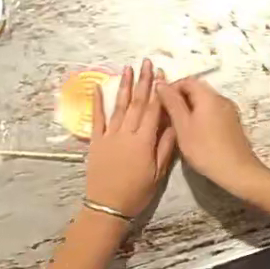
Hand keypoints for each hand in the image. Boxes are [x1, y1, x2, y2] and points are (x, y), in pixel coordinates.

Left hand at [84, 60, 176, 216]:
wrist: (107, 206)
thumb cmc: (137, 193)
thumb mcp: (158, 173)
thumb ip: (165, 147)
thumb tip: (173, 124)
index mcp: (144, 141)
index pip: (154, 110)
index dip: (159, 91)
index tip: (162, 74)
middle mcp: (127, 133)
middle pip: (137, 103)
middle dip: (143, 81)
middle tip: (147, 62)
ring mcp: (110, 136)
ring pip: (119, 106)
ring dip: (125, 86)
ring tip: (128, 68)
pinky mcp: (96, 142)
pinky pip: (97, 119)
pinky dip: (98, 102)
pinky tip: (100, 88)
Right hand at [157, 77, 263, 191]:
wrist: (237, 170)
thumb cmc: (205, 149)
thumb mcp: (183, 126)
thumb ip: (171, 103)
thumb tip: (160, 83)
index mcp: (208, 96)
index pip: (187, 80)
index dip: (171, 88)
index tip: (160, 103)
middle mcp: (221, 98)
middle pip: (197, 90)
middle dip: (180, 99)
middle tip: (167, 116)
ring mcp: (229, 111)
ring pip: (205, 102)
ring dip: (190, 109)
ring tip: (179, 126)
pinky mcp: (233, 123)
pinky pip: (213, 112)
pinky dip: (201, 117)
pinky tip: (195, 133)